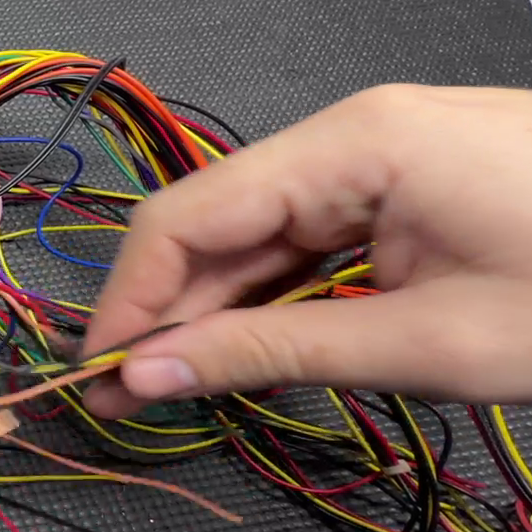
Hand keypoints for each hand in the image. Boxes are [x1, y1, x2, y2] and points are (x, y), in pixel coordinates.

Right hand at [82, 83, 531, 417]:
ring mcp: (370, 158)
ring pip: (246, 240)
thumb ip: (267, 353)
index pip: (182, 220)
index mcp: (350, 146)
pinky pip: (296, 244)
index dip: (125, 299)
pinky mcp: (397, 186)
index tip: (96, 372)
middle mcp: (342, 137)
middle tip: (126, 395)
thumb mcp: (435, 343)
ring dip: (206, 313)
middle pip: (207, 228)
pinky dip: (263, 300)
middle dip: (161, 315)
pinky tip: (243, 346)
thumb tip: (139, 381)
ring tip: (176, 382)